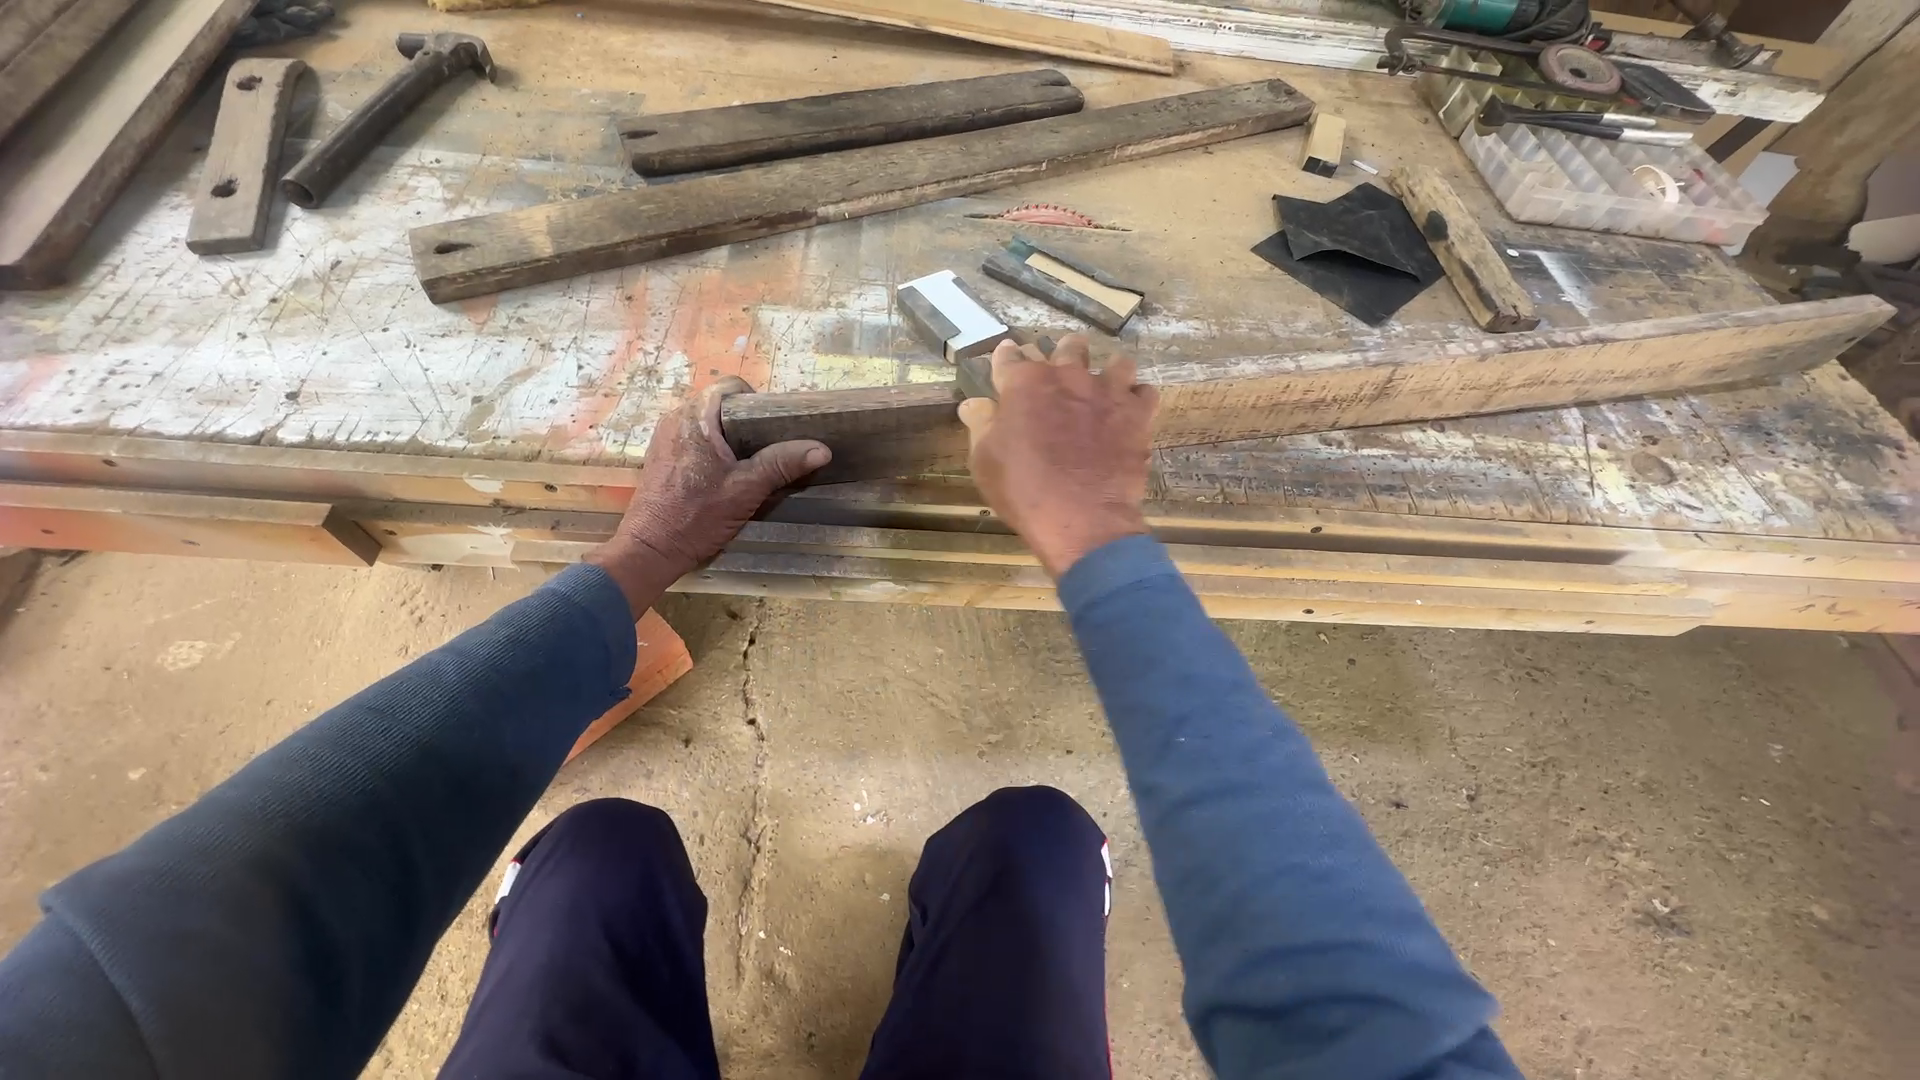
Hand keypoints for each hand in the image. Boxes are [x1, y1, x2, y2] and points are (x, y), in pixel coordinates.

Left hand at [586, 377, 830, 614]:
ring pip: (708, 424)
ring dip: (731, 438)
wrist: (651, 549)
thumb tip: (822, 449)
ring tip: (752, 463)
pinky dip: (714, 450)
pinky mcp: (662, 457)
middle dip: (747, 423)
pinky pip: (695, 440)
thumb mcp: (747, 489)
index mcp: (695, 417)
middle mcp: (676, 418)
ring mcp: (665, 438)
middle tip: (770, 448)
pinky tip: (726, 475)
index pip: (731, 387)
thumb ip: (783, 464)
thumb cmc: (697, 516)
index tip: (774, 426)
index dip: (758, 400)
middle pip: (720, 405)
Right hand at [958, 334, 1158, 577]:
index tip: (1006, 357)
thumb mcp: (984, 460)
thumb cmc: (1021, 489)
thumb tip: (974, 404)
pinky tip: (1129, 412)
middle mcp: (1068, 376)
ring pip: (1115, 363)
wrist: (1080, 518)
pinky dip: (1136, 400)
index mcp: (1025, 383)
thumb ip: (981, 425)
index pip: (1010, 357)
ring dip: (1108, 371)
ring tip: (1103, 388)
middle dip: (1062, 354)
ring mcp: (1107, 393)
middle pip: (1068, 348)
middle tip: (1059, 373)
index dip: (1006, 357)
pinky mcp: (1136, 416)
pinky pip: (1145, 393)